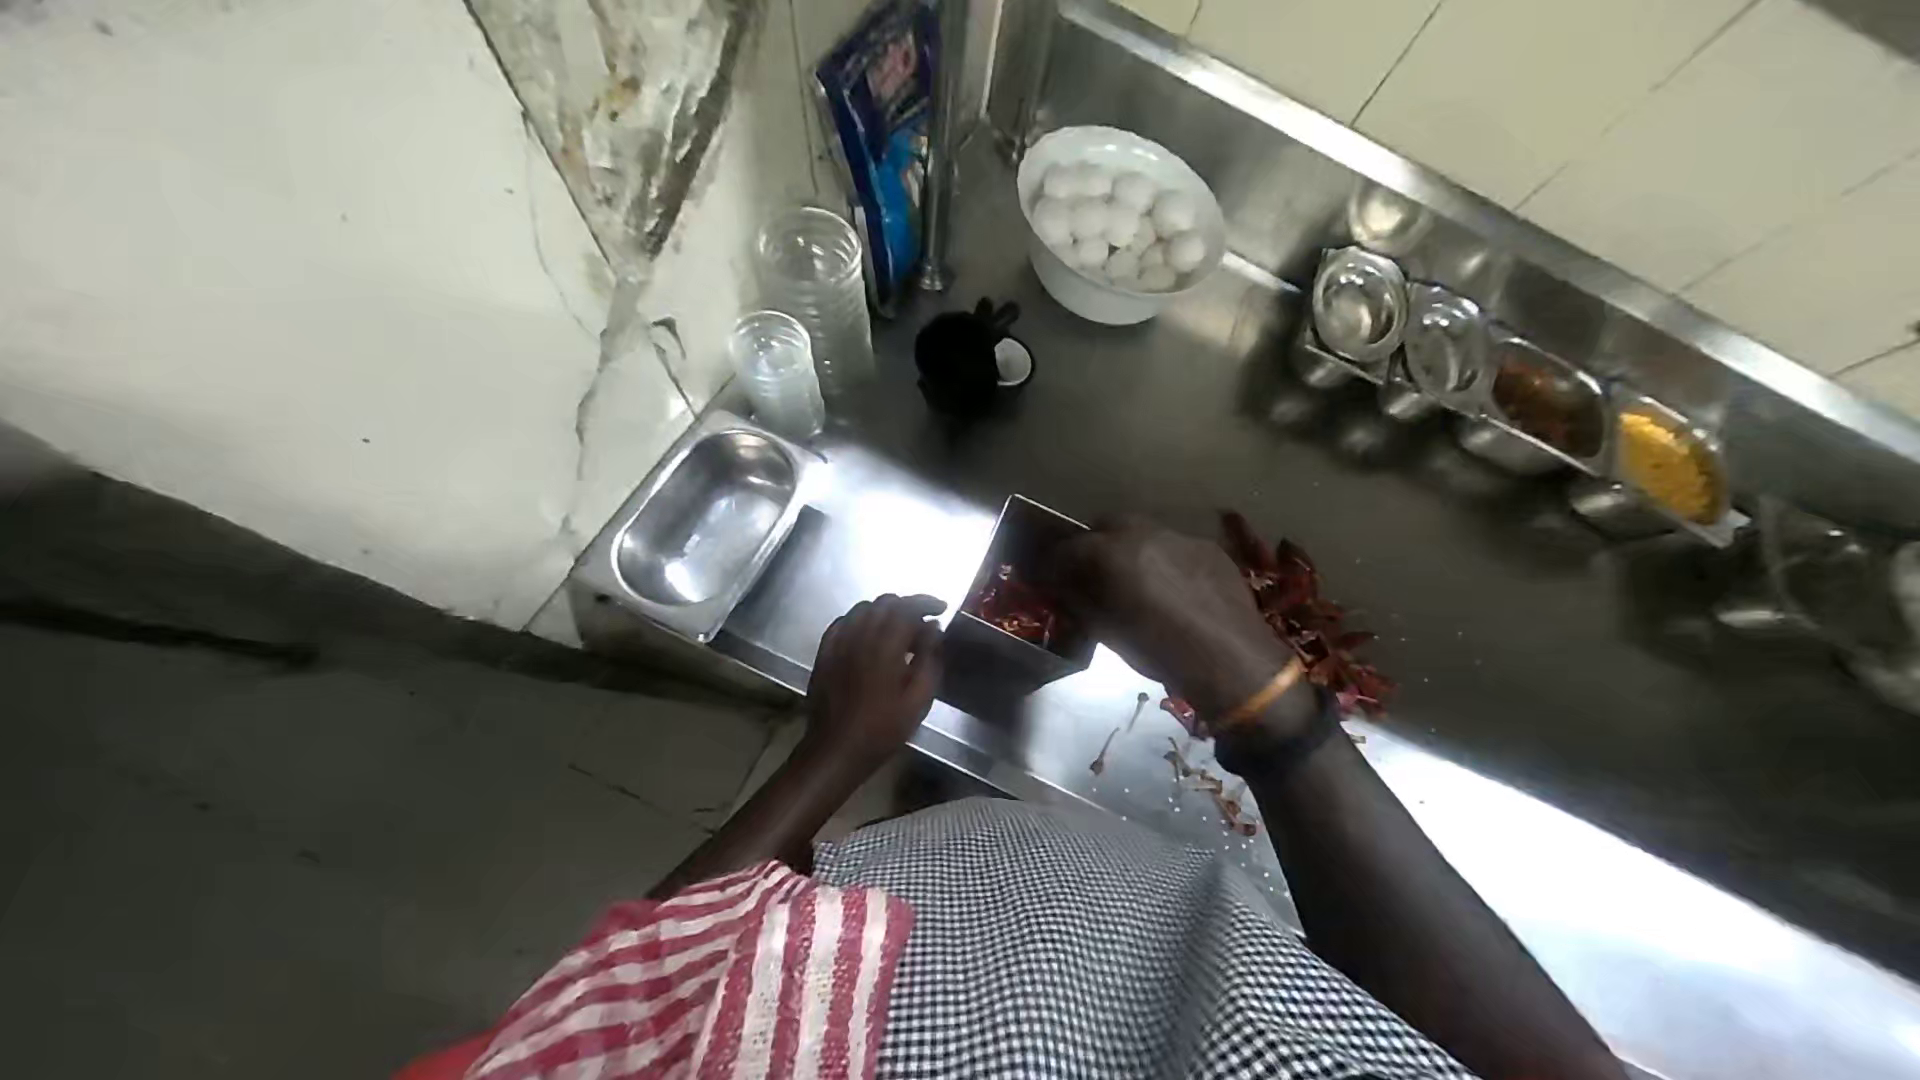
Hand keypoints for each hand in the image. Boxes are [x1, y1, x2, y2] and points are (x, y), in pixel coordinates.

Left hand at [804, 594, 945, 767]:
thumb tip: (933, 629)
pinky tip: (870, 636)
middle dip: (908, 605)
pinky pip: (844, 622)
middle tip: (924, 622)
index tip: (941, 608)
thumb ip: (929, 658)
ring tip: (900, 628)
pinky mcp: (824, 652)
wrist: (836, 749)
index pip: (907, 607)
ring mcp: (838, 642)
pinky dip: (861, 621)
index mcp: (885, 645)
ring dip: (885, 611)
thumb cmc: (883, 728)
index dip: (927, 602)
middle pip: (885, 602)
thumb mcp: (919, 699)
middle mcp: (860, 635)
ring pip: (863, 609)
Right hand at [1055, 517, 1314, 745]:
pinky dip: (1162, 559)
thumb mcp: (1109, 631)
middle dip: (1094, 544)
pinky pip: (1174, 546)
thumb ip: (1081, 601)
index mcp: (1113, 554)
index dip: (1055, 563)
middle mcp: (1145, 534)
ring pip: (1143, 531)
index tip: (1050, 577)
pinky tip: (1171, 588)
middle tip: (1091, 571)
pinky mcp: (1209, 548)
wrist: (1232, 662)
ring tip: (1134, 579)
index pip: (1070, 547)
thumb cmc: (1161, 652)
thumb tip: (1066, 589)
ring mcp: (1181, 537)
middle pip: (1107, 524)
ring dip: (1129, 549)